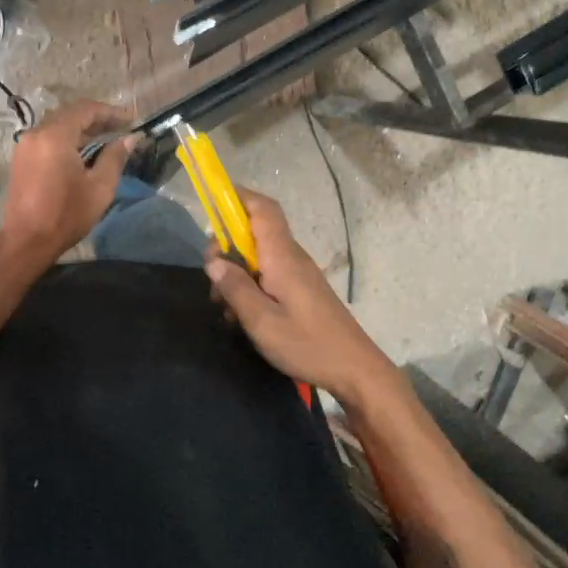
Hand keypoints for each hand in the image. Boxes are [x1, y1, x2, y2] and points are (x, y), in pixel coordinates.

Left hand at [0, 101, 134, 260]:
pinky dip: (66, 139)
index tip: (130, 119)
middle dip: (96, 118)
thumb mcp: (99, 188)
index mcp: (54, 136)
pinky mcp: (21, 159)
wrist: (26, 240)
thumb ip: (114, 158)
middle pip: (69, 114)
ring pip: (56, 125)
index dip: (110, 112)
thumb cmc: (66, 215)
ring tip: (105, 139)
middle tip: (120, 128)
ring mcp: (25, 146)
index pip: (85, 109)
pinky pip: (46, 138)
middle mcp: (35, 134)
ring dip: (81, 128)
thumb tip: (129, 139)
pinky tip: (83, 151)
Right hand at [204, 188, 395, 399]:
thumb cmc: (308, 344)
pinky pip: (266, 275)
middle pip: (253, 233)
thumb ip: (235, 288)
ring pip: (256, 257)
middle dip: (225, 248)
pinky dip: (248, 287)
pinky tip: (240, 316)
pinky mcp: (300, 290)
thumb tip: (213, 261)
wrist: (355, 370)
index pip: (263, 209)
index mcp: (282, 257)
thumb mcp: (262, 321)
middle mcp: (291, 258)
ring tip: (223, 307)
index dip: (237, 196)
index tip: (212, 201)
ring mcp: (297, 274)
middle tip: (212, 280)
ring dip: (234, 274)